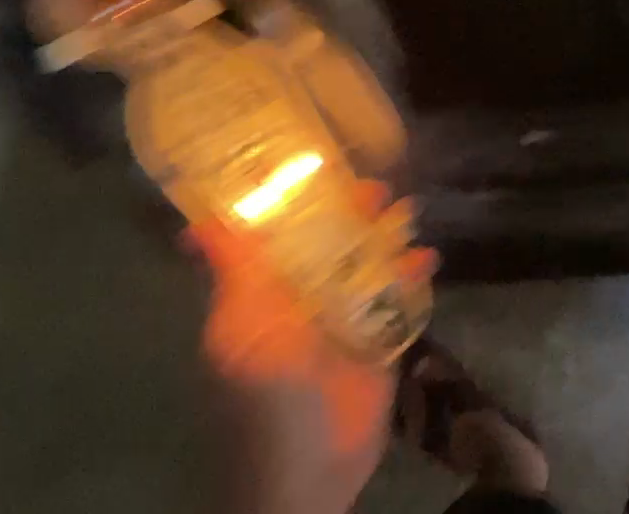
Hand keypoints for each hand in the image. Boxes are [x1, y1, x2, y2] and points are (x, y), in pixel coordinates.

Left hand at [191, 182, 435, 513]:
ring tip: (406, 211)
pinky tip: (426, 259)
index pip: (281, 229)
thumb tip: (201, 217)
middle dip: (352, 210)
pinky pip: (400, 294)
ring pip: (370, 259)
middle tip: (374, 186)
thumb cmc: (267, 395)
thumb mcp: (243, 328)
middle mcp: (306, 293)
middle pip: (332, 238)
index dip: (296, 196)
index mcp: (267, 287)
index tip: (312, 159)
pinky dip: (414, 275)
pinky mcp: (380, 335)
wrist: (309, 469)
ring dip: (389, 235)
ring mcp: (345, 314)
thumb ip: (234, 271)